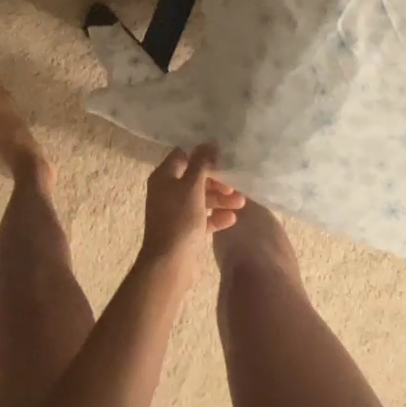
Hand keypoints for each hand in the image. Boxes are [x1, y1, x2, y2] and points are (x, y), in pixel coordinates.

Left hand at [139, 144, 244, 274]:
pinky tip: (232, 219)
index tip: (223, 159)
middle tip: (235, 186)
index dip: (202, 156)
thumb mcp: (192, 188)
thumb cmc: (180, 220)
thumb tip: (207, 143)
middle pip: (194, 178)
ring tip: (241, 203)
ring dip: (220, 199)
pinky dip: (215, 216)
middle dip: (216, 181)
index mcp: (164, 176)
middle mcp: (167, 191)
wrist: (169, 262)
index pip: (183, 156)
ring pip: (200, 198)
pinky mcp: (183, 229)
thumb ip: (201, 164)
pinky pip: (201, 217)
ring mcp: (174, 211)